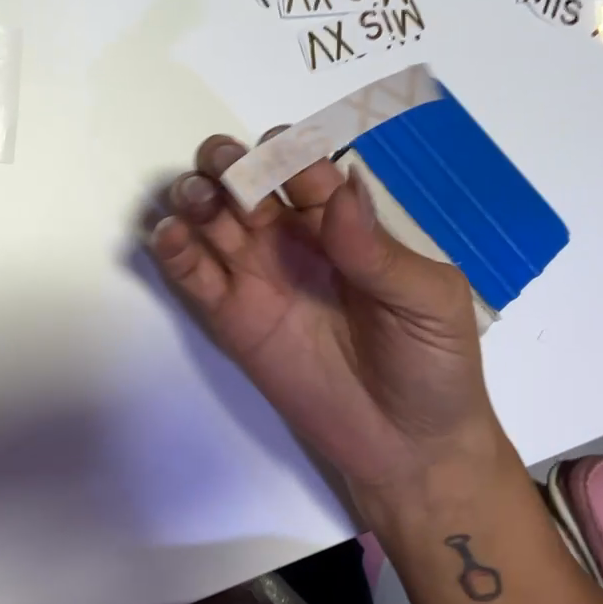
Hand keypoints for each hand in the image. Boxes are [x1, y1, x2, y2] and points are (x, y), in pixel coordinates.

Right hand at [147, 132, 502, 509]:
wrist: (405, 448)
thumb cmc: (433, 365)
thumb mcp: (430, 303)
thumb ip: (381, 252)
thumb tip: (340, 192)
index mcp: (341, 222)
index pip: (303, 167)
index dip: (285, 154)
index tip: (278, 161)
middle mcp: (289, 237)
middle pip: (244, 179)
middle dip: (227, 162)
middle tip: (223, 169)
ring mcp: (254, 274)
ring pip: (210, 216)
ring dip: (194, 195)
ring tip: (195, 200)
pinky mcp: (227, 314)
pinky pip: (191, 272)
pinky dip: (172, 247)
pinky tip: (169, 236)